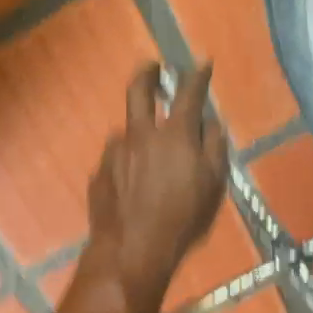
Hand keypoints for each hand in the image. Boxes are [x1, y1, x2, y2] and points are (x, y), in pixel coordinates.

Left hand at [84, 63, 228, 309]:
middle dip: (148, 72)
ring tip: (150, 157)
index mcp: (174, 135)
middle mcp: (141, 134)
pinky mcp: (99, 172)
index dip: (197, 75)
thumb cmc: (182, 219)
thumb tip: (211, 124)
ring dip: (139, 132)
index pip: (189, 93)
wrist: (131, 248)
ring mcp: (115, 151)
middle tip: (154, 67)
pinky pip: (117, 158)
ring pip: (128, 129)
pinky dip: (127, 162)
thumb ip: (214, 148)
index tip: (202, 64)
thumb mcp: (213, 185)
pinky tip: (133, 184)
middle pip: (139, 89)